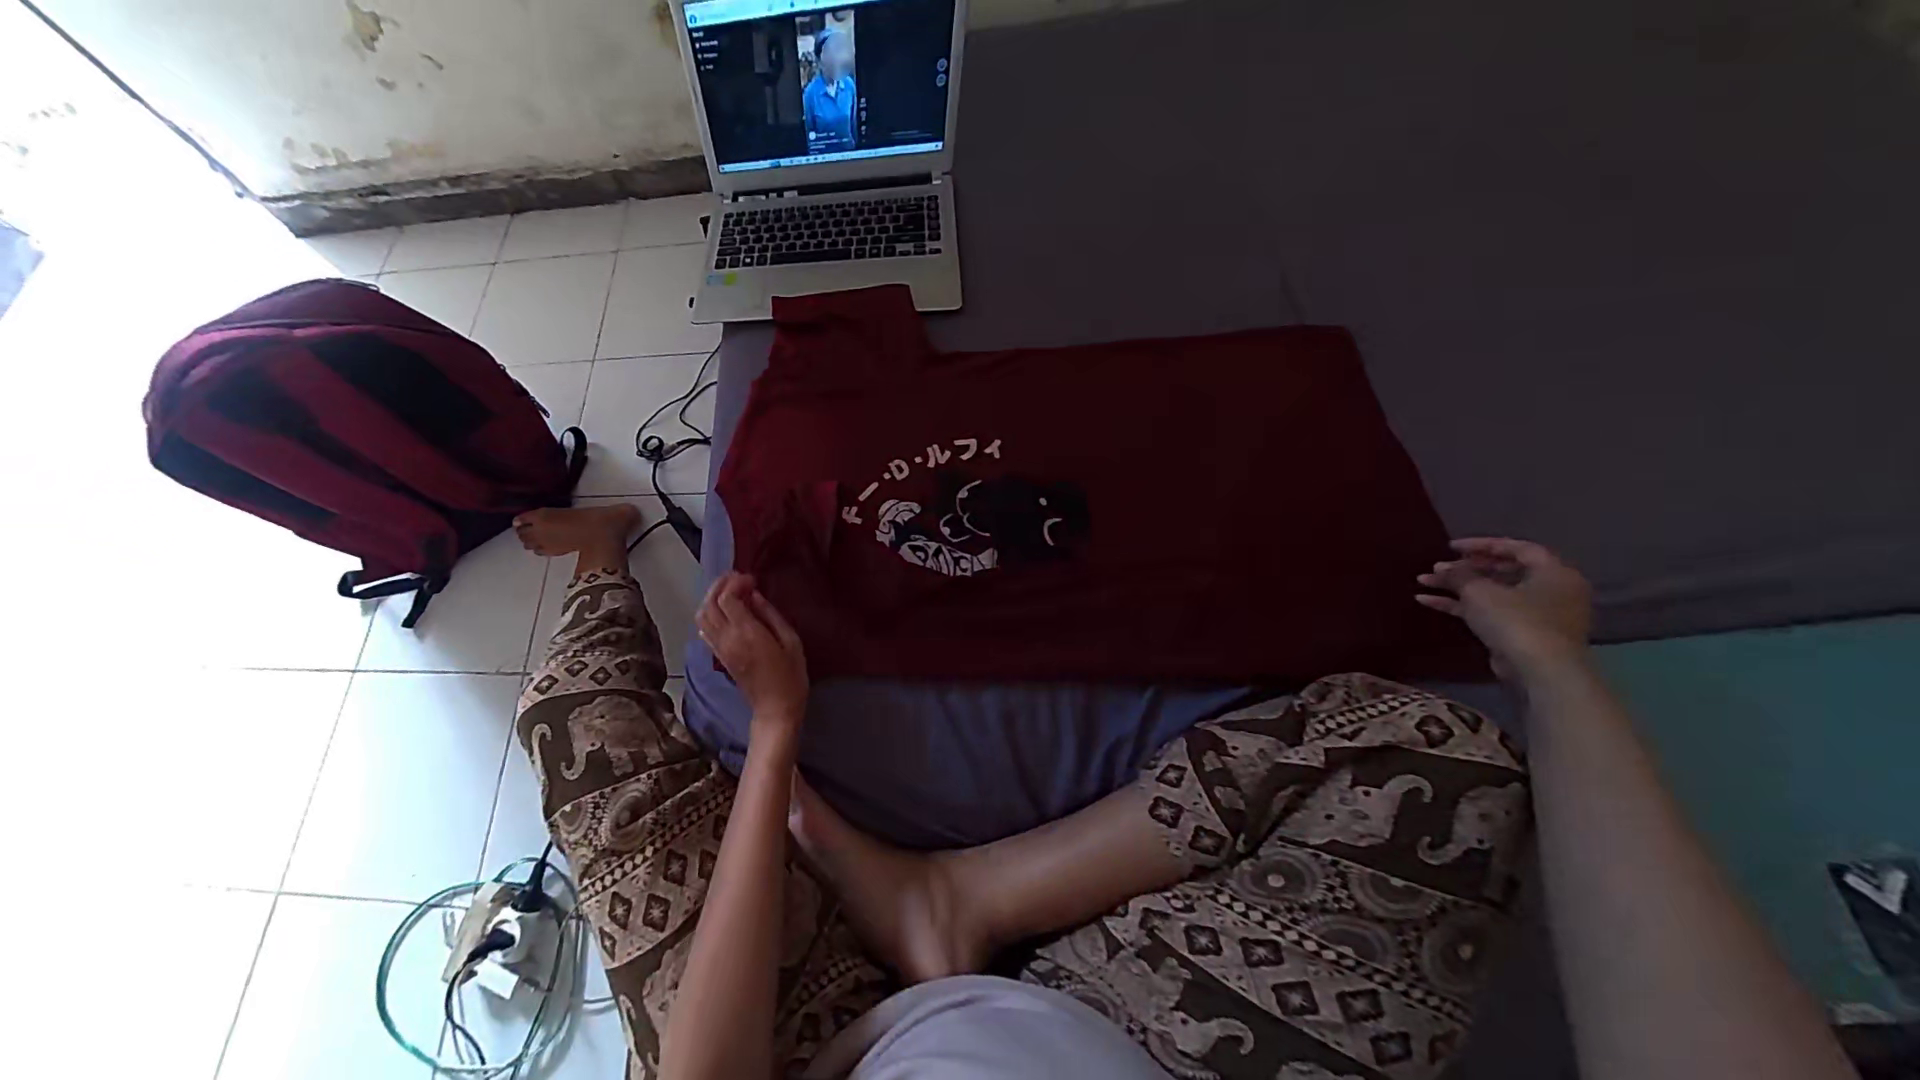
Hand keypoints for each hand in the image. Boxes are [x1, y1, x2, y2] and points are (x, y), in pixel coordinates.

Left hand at [697, 572, 808, 737]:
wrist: (775, 709)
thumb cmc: (791, 676)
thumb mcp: (791, 642)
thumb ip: (771, 616)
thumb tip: (755, 596)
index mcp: (746, 633)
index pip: (726, 598)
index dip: (735, 583)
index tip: (752, 579)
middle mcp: (727, 638)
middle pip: (709, 604)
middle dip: (719, 585)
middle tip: (737, 578)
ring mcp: (720, 648)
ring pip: (702, 616)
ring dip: (712, 599)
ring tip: (730, 591)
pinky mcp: (719, 656)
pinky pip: (705, 630)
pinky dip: (710, 615)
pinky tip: (724, 612)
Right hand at [1416, 537, 1592, 682]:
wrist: (1540, 670)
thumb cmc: (1516, 620)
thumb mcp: (1480, 592)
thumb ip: (1459, 575)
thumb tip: (1442, 568)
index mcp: (1553, 572)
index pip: (1516, 548)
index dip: (1481, 544)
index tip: (1450, 546)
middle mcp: (1550, 589)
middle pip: (1502, 571)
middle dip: (1465, 568)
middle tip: (1436, 567)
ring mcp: (1536, 614)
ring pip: (1491, 593)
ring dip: (1457, 587)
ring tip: (1423, 582)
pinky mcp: (1522, 633)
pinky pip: (1489, 612)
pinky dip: (1461, 606)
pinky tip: (1428, 602)